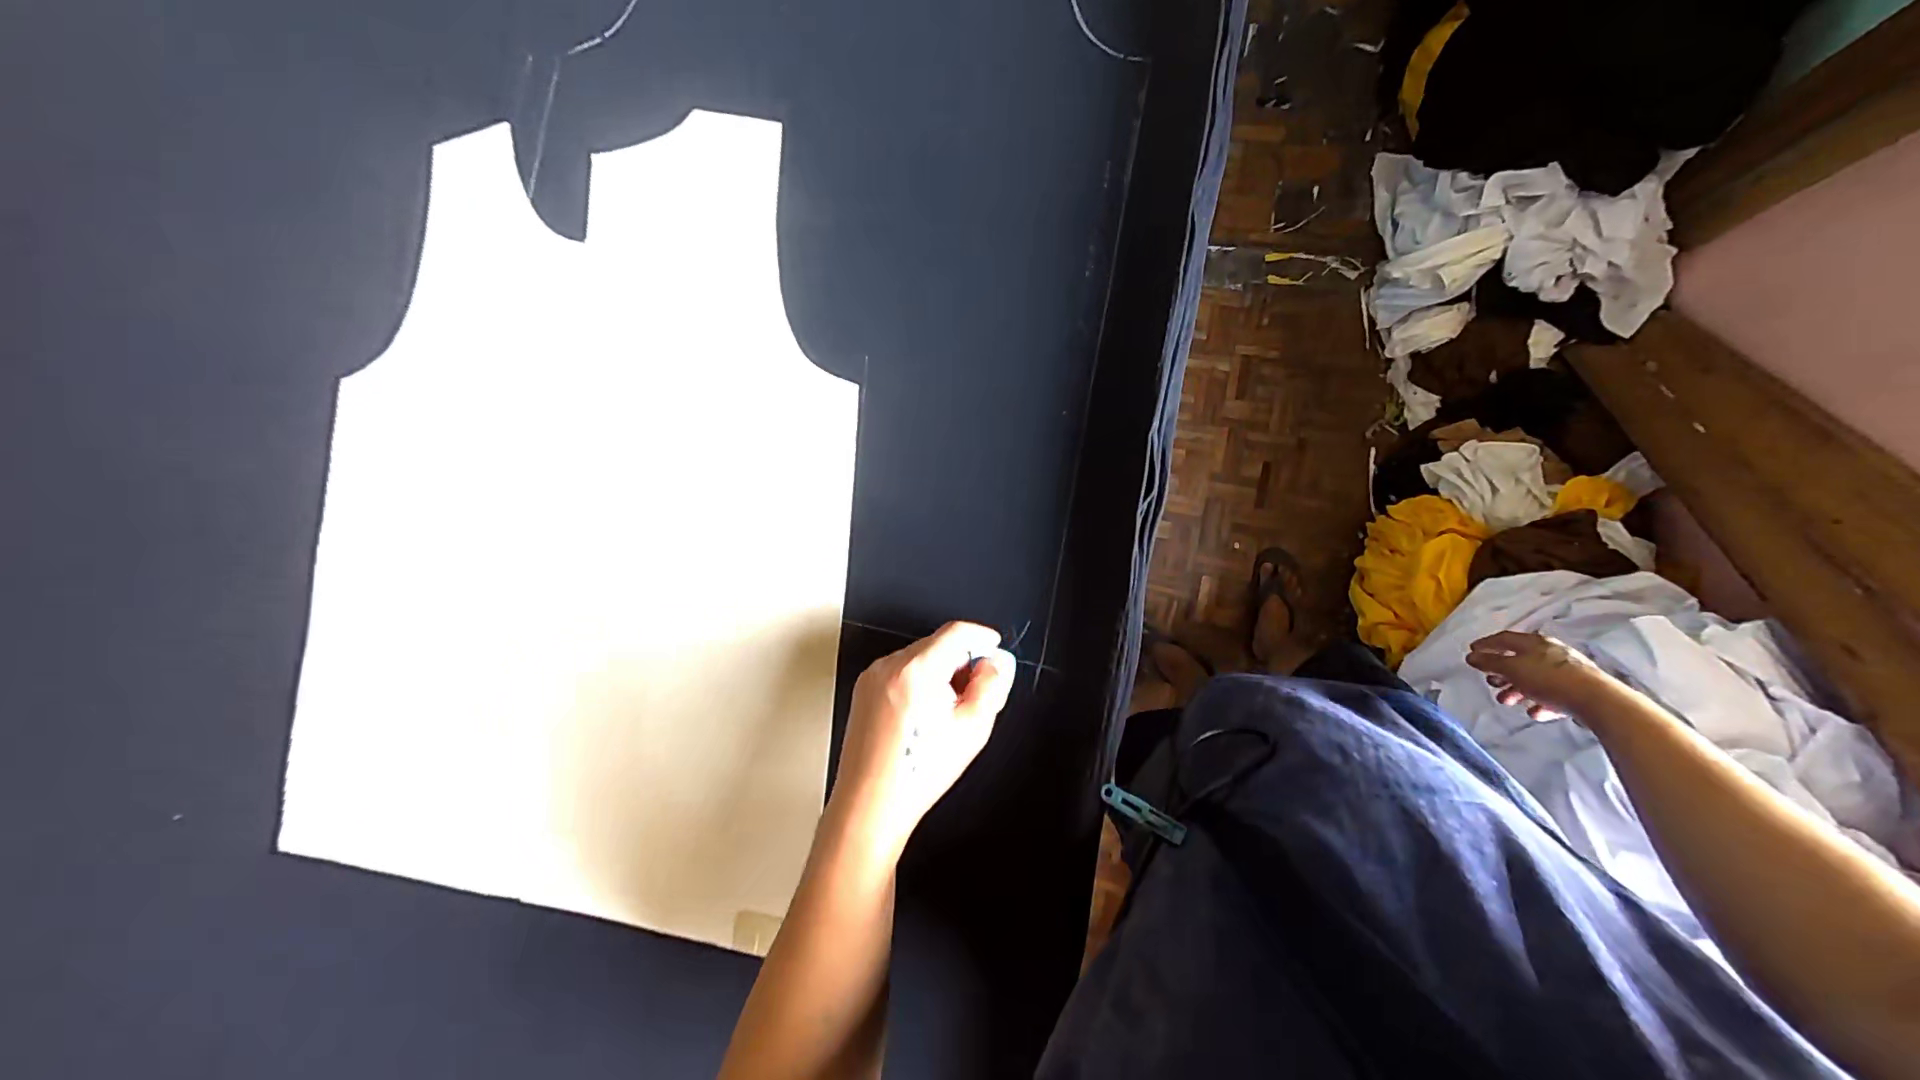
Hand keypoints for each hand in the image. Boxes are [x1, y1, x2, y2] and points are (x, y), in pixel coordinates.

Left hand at [828, 622, 1017, 859]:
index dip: (981, 636)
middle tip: (976, 693)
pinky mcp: (864, 691)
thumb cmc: (915, 774)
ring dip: (939, 673)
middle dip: (961, 661)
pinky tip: (925, 720)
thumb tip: (996, 663)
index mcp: (916, 670)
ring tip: (946, 716)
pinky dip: (918, 684)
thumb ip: (992, 685)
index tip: (993, 646)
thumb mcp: (972, 728)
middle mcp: (888, 667)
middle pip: (936, 644)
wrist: (871, 805)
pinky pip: (899, 673)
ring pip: (918, 659)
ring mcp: (872, 678)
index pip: (956, 631)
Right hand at [1466, 631, 1616, 722]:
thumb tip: (1472, 657)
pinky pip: (1552, 694)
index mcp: (1534, 643)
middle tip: (1490, 682)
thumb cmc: (1548, 678)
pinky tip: (1534, 712)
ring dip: (1517, 689)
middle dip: (1501, 672)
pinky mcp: (1578, 690)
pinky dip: (1539, 701)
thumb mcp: (1511, 669)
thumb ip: (1489, 663)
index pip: (1504, 639)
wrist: (1597, 700)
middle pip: (1519, 660)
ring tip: (1507, 701)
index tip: (1472, 652)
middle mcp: (1550, 653)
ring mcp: (1566, 671)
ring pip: (1534, 678)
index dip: (1486, 644)